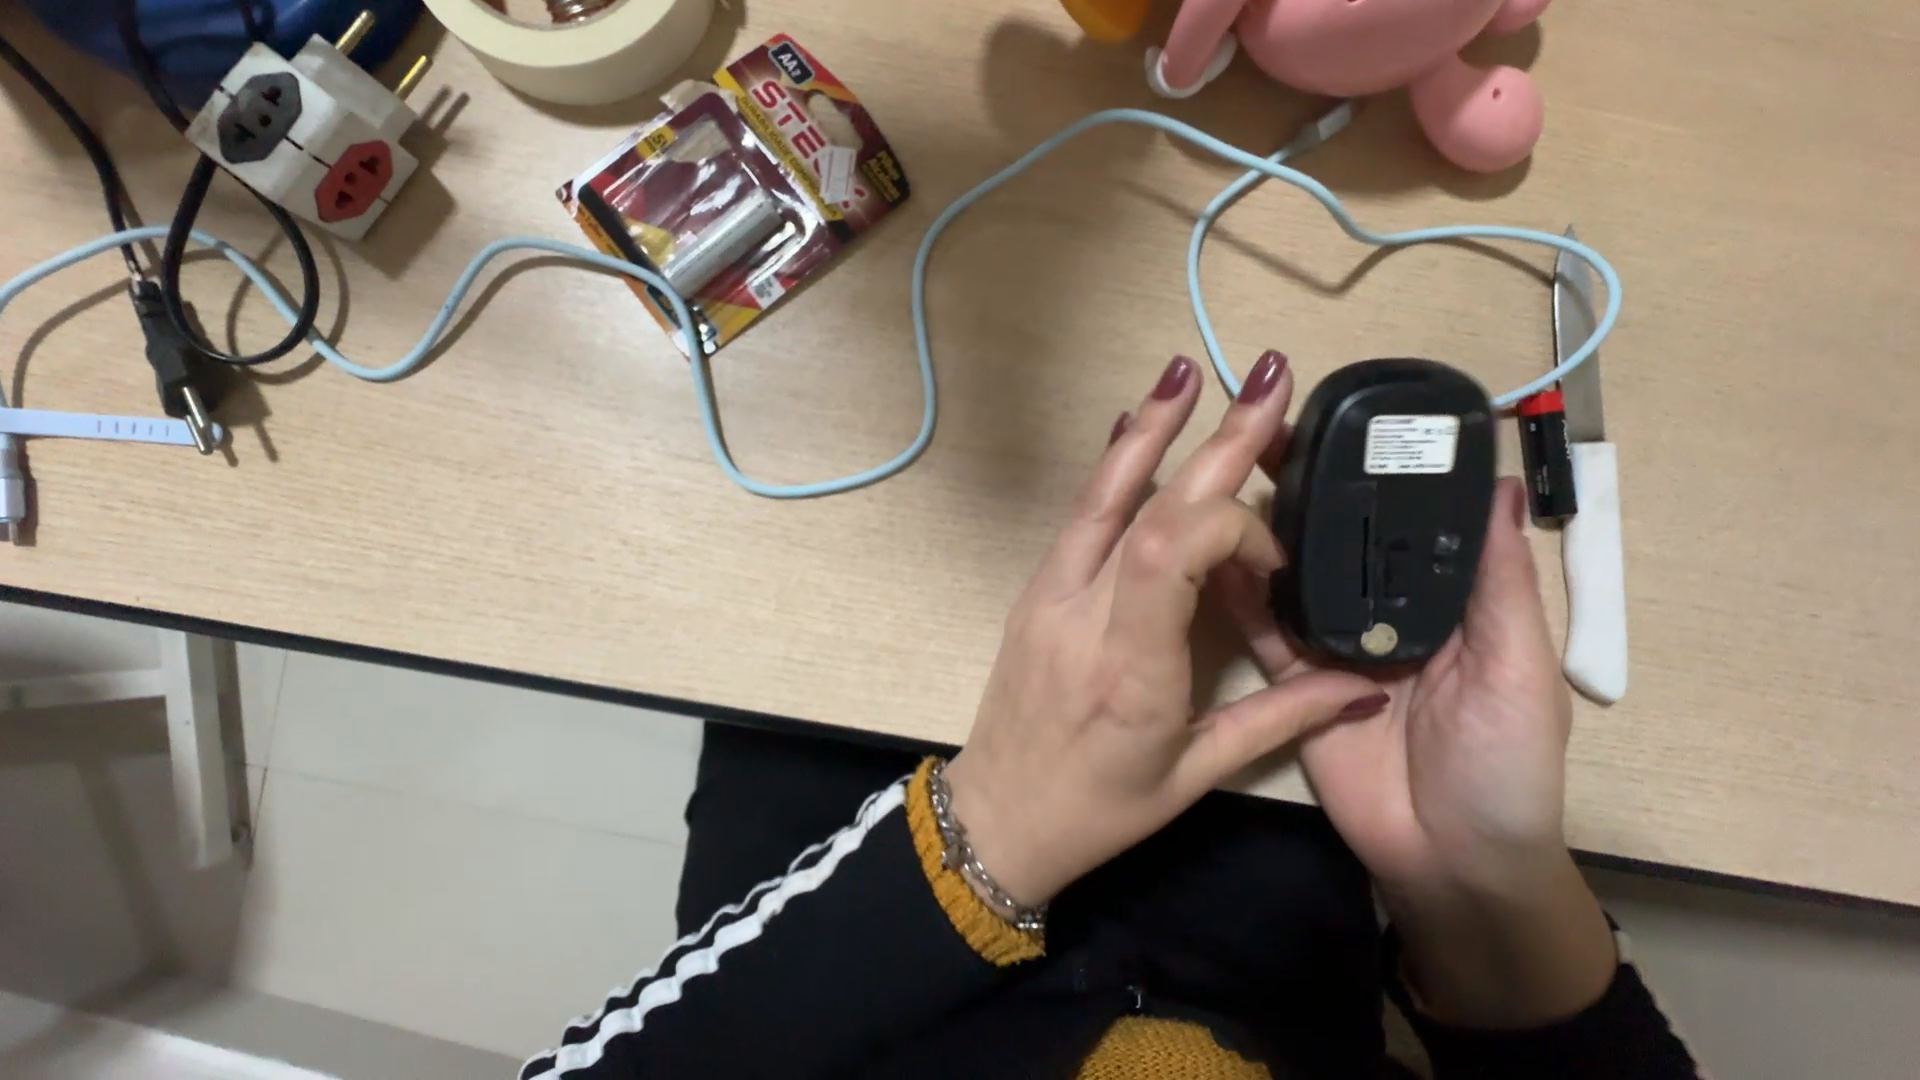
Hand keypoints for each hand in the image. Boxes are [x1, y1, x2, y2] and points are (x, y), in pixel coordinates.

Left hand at [943, 352, 1383, 908]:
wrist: (998, 816)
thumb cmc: (1098, 810)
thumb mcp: (1193, 776)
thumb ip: (1278, 720)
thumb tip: (1360, 685)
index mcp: (1128, 668)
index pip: (1170, 551)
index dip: (1233, 527)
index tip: (1272, 558)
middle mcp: (1083, 617)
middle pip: (1148, 509)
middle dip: (1215, 442)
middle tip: (1268, 381)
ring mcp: (1048, 596)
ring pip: (1099, 496)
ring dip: (1149, 430)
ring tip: (1186, 372)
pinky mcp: (1034, 591)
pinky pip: (1077, 516)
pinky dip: (1110, 467)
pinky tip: (1131, 427)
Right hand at [1214, 474, 1615, 1025]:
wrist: (1446, 862)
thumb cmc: (1503, 766)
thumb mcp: (1519, 668)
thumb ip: (1499, 584)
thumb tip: (1500, 486)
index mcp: (1443, 603)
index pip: (1403, 524)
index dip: (1375, 476)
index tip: (1338, 425)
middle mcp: (1381, 614)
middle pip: (1338, 543)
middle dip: (1305, 493)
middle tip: (1263, 440)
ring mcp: (1330, 645)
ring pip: (1291, 577)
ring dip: (1263, 534)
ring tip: (1223, 483)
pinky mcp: (1291, 679)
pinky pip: (1262, 629)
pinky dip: (1239, 596)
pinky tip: (1210, 556)